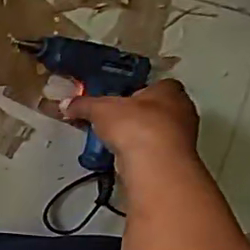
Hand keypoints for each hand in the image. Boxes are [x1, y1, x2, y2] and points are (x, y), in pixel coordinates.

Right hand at [61, 79, 199, 163]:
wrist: (154, 164)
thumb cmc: (134, 125)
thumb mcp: (100, 110)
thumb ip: (84, 105)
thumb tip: (66, 104)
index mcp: (170, 90)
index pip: (155, 85)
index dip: (135, 93)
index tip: (117, 102)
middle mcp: (183, 111)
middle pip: (156, 109)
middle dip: (135, 116)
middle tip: (112, 123)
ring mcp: (183, 138)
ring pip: (155, 132)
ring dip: (137, 137)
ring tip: (113, 143)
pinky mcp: (176, 160)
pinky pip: (154, 152)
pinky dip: (139, 154)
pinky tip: (123, 159)